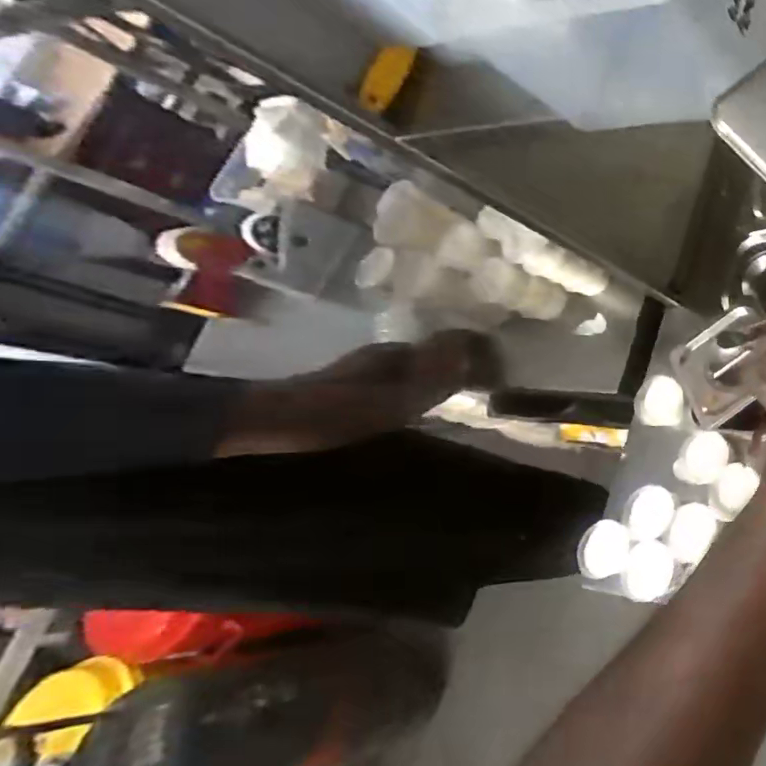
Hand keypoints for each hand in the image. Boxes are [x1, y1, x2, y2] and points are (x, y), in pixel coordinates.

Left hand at [218, 331, 497, 456]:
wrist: (257, 422)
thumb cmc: (327, 413)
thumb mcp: (387, 399)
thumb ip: (432, 376)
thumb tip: (472, 346)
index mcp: (398, 353)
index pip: (456, 342)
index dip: (484, 353)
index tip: (508, 372)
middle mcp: (389, 353)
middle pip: (443, 351)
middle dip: (472, 361)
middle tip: (499, 383)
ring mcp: (373, 366)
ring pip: (427, 363)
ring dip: (453, 372)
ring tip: (475, 391)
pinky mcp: (361, 382)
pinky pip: (412, 376)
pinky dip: (432, 383)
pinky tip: (436, 400)